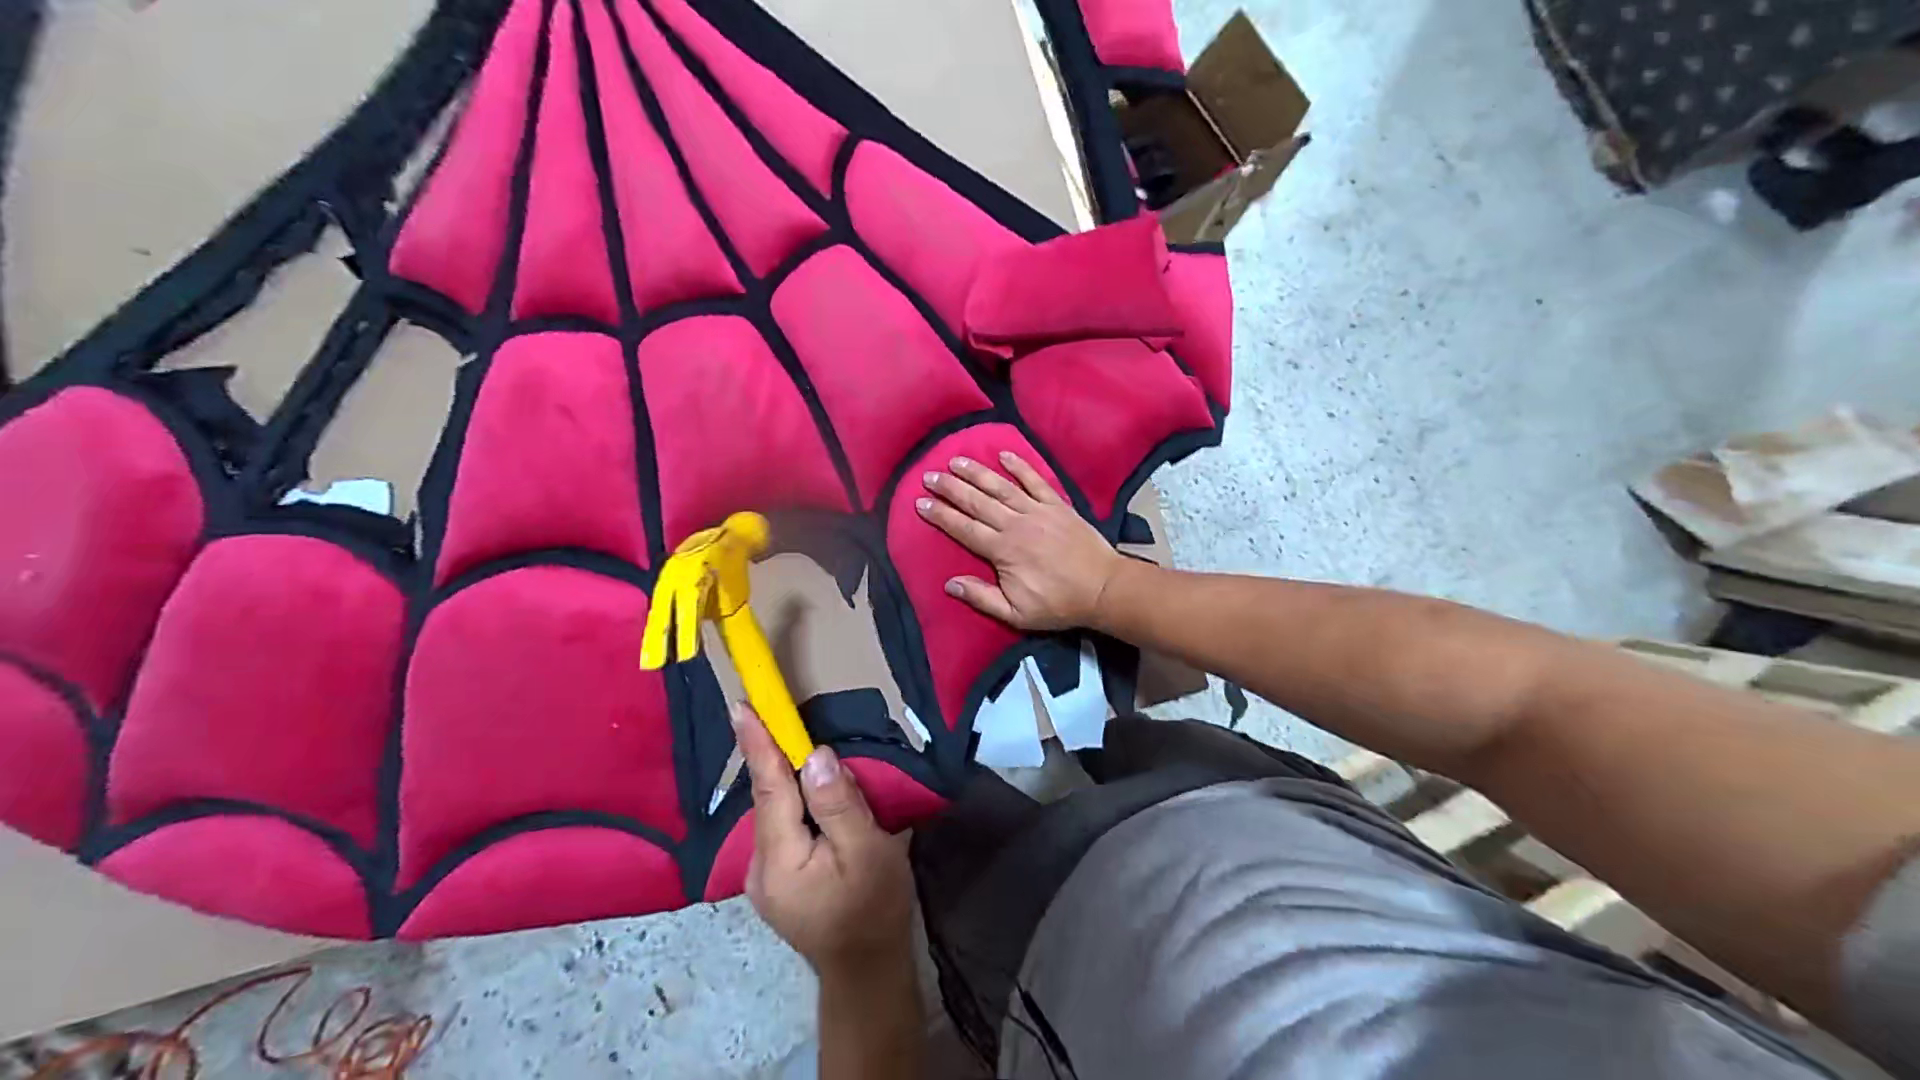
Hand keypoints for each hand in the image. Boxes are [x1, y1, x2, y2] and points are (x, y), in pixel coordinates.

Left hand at [735, 704, 915, 979]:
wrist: (867, 970)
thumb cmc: (874, 909)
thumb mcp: (868, 853)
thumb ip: (839, 804)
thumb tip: (815, 757)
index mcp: (780, 861)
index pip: (768, 790)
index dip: (757, 746)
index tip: (741, 708)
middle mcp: (759, 868)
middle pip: (767, 800)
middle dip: (770, 757)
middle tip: (770, 714)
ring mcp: (763, 878)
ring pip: (772, 814)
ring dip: (781, 779)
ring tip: (787, 744)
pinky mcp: (775, 881)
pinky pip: (779, 828)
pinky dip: (788, 802)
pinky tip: (803, 792)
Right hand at [916, 451, 1124, 630]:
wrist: (1104, 589)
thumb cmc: (1059, 604)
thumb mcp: (1017, 614)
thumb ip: (982, 597)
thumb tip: (950, 584)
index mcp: (1003, 551)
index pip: (964, 528)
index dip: (940, 515)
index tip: (920, 503)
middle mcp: (1016, 525)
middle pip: (977, 502)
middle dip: (950, 488)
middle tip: (929, 475)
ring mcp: (1038, 511)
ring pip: (1001, 487)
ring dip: (977, 473)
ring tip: (956, 460)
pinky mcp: (1058, 505)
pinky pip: (1035, 481)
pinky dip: (1020, 466)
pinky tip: (1004, 454)